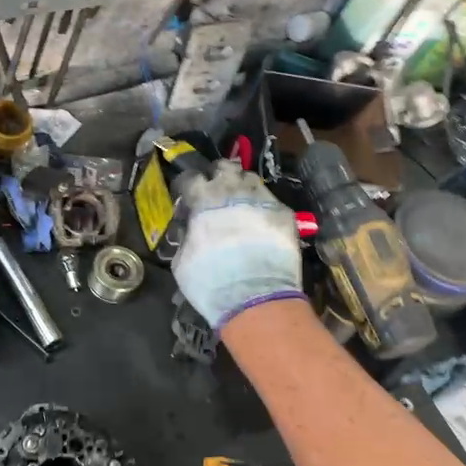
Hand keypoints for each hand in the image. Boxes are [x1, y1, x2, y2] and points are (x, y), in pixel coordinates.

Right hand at [173, 160, 305, 330]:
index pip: (190, 177)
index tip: (187, 197)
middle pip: (225, 167)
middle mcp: (233, 190)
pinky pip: (271, 202)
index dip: (187, 186)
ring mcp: (262, 199)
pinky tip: (261, 225)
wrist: (255, 298)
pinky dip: (263, 209)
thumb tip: (189, 228)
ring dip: (242, 189)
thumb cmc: (210, 282)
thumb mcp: (181, 261)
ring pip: (251, 180)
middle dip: (218, 176)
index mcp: (202, 199)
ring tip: (241, 206)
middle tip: (216, 193)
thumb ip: (185, 236)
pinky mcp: (284, 213)